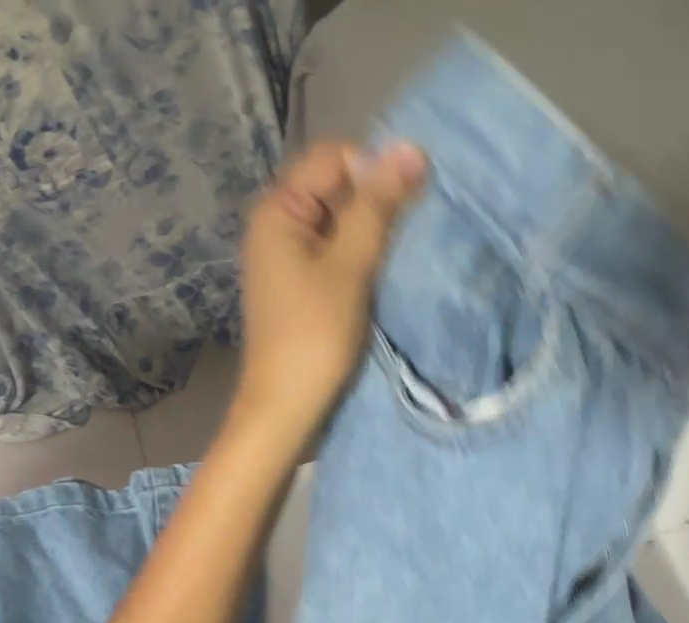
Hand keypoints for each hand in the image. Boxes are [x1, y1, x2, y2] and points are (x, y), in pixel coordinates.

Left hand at [231, 140, 426, 440]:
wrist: (285, 409)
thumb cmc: (314, 337)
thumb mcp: (350, 266)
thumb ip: (378, 207)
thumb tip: (411, 147)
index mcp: (278, 210)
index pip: (334, 157)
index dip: (373, 173)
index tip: (403, 211)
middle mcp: (277, 225)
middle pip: (337, 188)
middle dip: (376, 205)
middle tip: (406, 239)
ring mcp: (287, 257)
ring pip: (341, 223)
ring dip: (372, 235)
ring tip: (397, 262)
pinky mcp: (301, 286)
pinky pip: (335, 254)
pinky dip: (360, 259)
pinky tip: (381, 281)